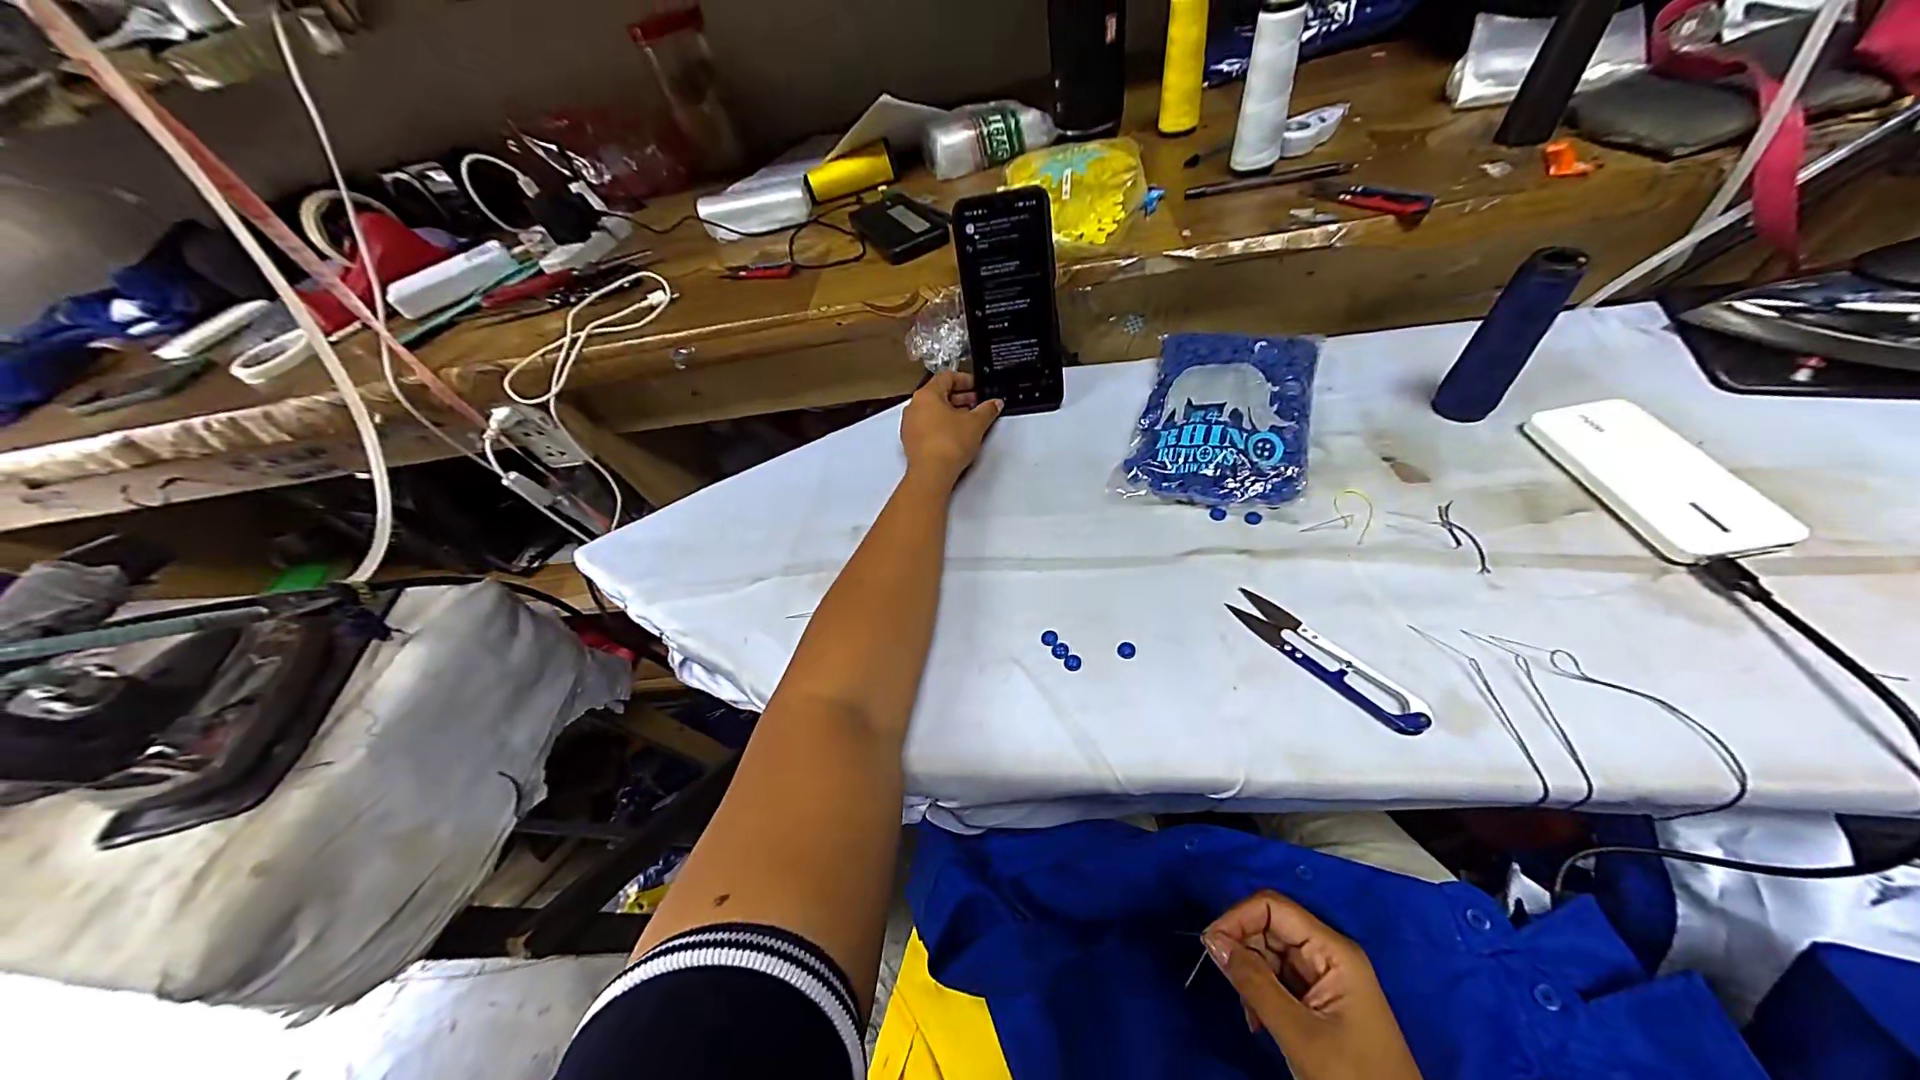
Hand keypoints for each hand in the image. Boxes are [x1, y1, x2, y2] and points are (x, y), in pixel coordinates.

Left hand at [900, 370, 1002, 485]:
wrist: (932, 473)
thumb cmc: (947, 445)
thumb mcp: (976, 423)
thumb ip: (987, 409)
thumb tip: (994, 404)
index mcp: (927, 394)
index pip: (947, 377)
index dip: (965, 380)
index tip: (976, 387)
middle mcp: (914, 406)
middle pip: (939, 393)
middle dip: (960, 397)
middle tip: (976, 404)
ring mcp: (910, 424)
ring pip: (932, 410)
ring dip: (951, 412)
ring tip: (968, 420)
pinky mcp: (911, 440)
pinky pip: (927, 426)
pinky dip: (941, 425)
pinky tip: (955, 434)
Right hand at [1203, 890, 1422, 1079]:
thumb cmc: (1353, 1079)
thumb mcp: (1298, 1033)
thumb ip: (1253, 982)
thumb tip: (1212, 940)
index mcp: (1332, 950)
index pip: (1272, 907)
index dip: (1237, 918)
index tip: (1210, 947)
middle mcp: (1329, 953)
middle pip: (1270, 926)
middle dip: (1243, 950)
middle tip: (1232, 988)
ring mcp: (1326, 976)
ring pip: (1270, 952)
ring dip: (1250, 976)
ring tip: (1251, 1015)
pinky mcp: (1320, 998)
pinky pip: (1278, 977)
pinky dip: (1261, 992)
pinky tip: (1259, 1021)